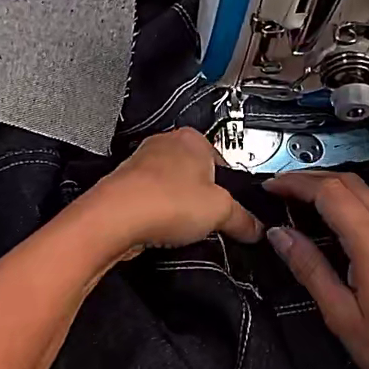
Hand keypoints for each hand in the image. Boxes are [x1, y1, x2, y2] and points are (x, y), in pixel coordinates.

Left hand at [78, 129, 263, 256]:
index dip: (230, 188)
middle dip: (202, 197)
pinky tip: (160, 230)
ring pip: (171, 187)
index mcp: (193, 138)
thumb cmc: (167, 200)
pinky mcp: (123, 185)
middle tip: (209, 219)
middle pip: (195, 173)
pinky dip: (157, 215)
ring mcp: (141, 163)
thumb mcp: (222, 212)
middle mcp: (165, 143)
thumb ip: (243, 219)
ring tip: (182, 227)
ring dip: (177, 207)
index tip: (232, 208)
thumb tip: (255, 228)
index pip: (223, 161)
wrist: (114, 219)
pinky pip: (149, 200)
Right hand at [263, 172, 368, 368]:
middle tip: (283, 191)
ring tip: (306, 208)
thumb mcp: (343, 318)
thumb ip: (310, 269)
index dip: (296, 184)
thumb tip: (282, 237)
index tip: (274, 189)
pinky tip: (341, 228)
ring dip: (334, 191)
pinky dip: (355, 208)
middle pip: (350, 183)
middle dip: (311, 179)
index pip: (331, 192)